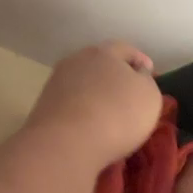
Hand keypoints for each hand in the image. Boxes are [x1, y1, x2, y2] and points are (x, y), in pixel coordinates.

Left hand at [21, 40, 162, 168]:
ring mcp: (56, 82)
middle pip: (99, 63)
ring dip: (94, 93)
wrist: (66, 143)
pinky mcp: (43, 105)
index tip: (148, 74)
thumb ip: (146, 81)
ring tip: (107, 112)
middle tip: (127, 94)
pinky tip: (88, 124)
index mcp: (105, 52)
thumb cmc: (117, 114)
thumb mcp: (149, 96)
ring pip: (82, 83)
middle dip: (113, 75)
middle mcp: (77, 60)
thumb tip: (137, 75)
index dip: (139, 61)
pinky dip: (80, 110)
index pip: (125, 49)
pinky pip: (69, 103)